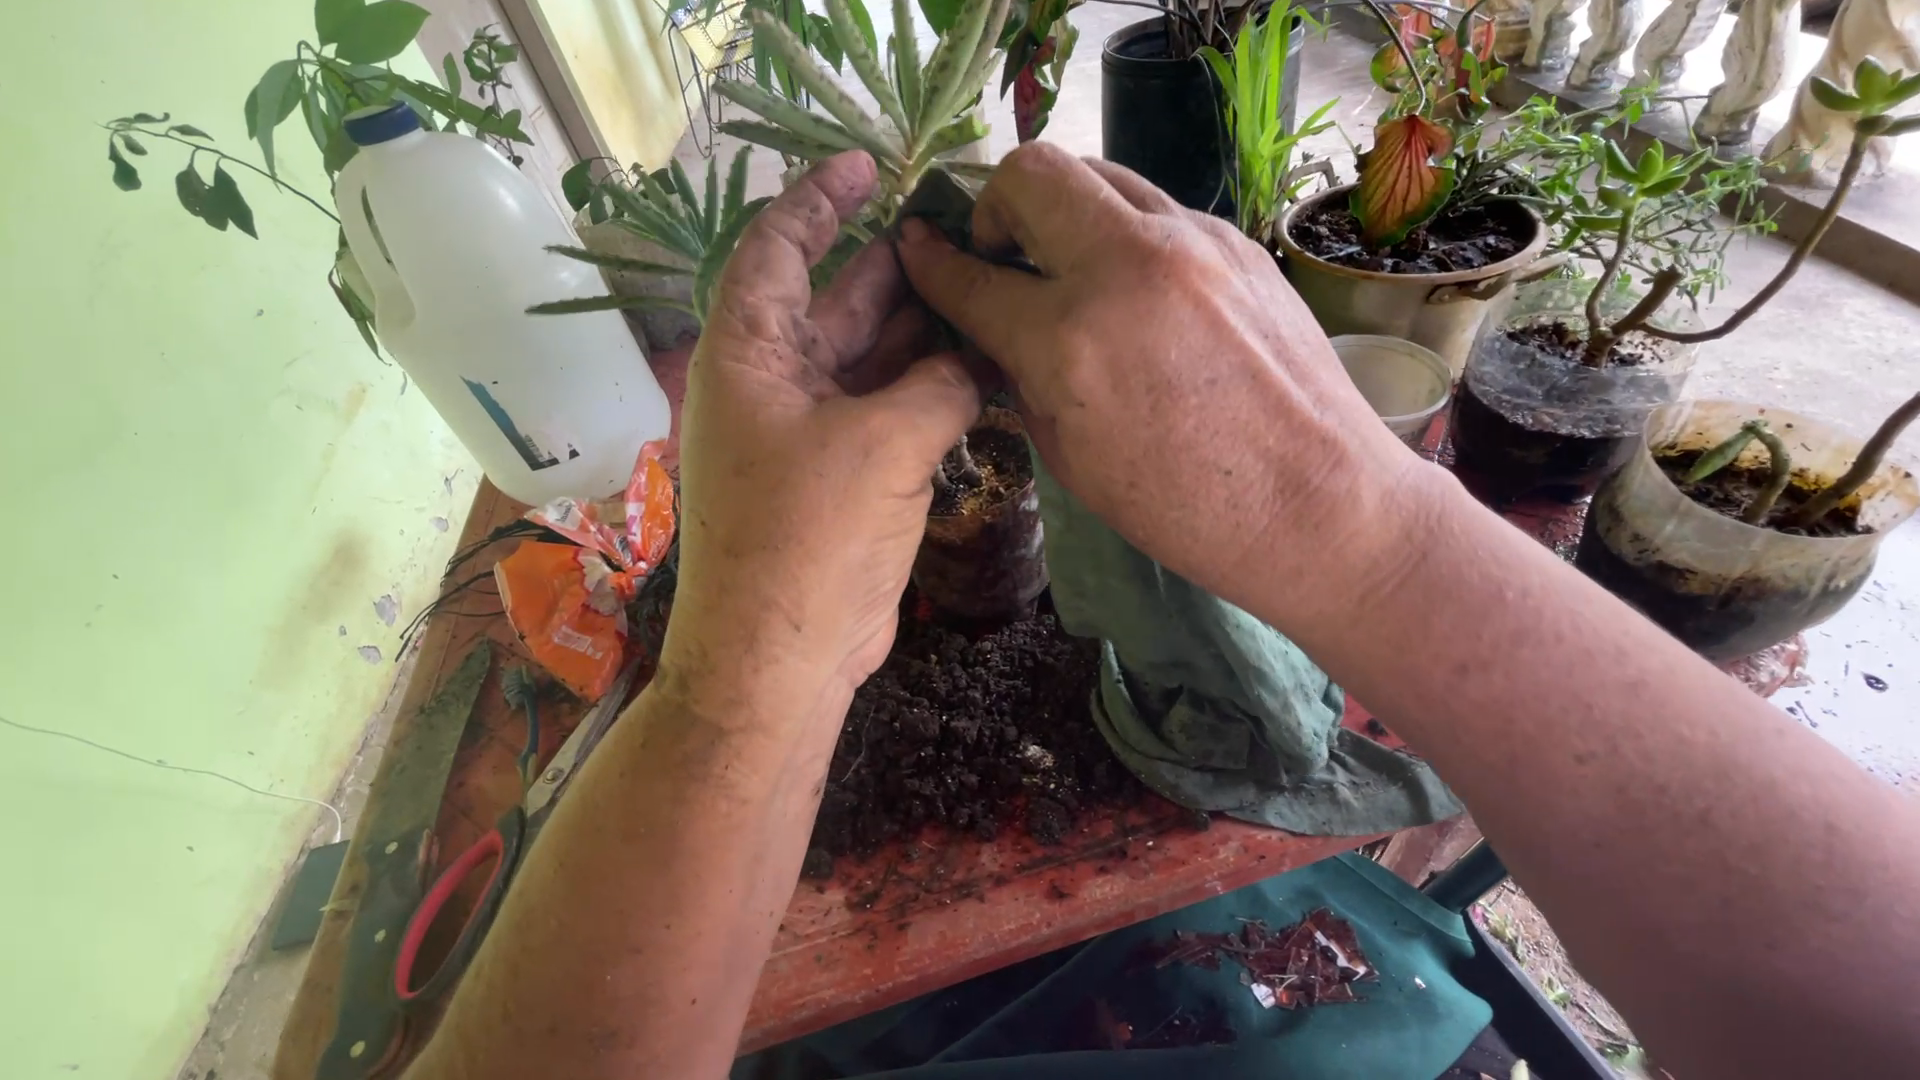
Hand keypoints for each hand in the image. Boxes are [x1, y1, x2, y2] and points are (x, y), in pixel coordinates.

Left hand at [662, 151, 981, 711]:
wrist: (784, 657)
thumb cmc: (809, 540)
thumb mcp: (881, 447)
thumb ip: (940, 385)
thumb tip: (980, 355)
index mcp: (749, 355)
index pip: (778, 250)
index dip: (820, 201)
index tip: (870, 167)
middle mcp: (775, 384)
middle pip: (838, 302)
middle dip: (898, 270)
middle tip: (968, 239)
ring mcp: (812, 433)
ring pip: (872, 360)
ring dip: (925, 334)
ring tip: (990, 296)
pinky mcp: (847, 475)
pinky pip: (891, 411)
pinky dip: (931, 391)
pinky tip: (984, 367)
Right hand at [896, 143, 1438, 629]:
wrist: (1315, 504)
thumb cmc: (1181, 510)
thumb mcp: (1070, 458)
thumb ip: (1022, 378)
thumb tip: (998, 332)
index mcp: (1068, 341)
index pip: (972, 278)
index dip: (931, 264)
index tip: (916, 250)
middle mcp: (1124, 266)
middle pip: (1031, 173)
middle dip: (996, 207)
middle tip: (1003, 257)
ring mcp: (1189, 241)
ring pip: (1098, 174)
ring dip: (1063, 212)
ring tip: (1068, 269)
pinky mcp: (1235, 240)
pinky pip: (1153, 209)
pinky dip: (1121, 236)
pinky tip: (1135, 292)